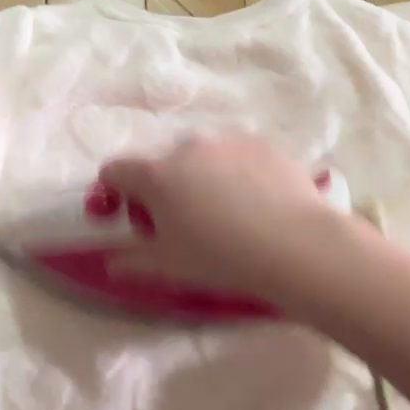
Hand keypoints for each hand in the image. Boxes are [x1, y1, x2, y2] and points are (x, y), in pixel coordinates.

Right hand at [101, 133, 383, 312]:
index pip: (114, 171)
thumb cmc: (222, 259)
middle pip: (161, 165)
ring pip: (202, 159)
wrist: (298, 246)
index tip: (131, 219)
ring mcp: (228, 141)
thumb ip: (130, 261)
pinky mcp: (264, 144)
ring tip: (228, 216)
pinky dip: (238, 175)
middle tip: (184, 226)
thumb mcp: (168, 267)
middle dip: (163, 191)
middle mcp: (187, 147)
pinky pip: (238, 157)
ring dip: (202, 180)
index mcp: (156, 175)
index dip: (113, 194)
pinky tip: (258, 205)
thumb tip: (111, 261)